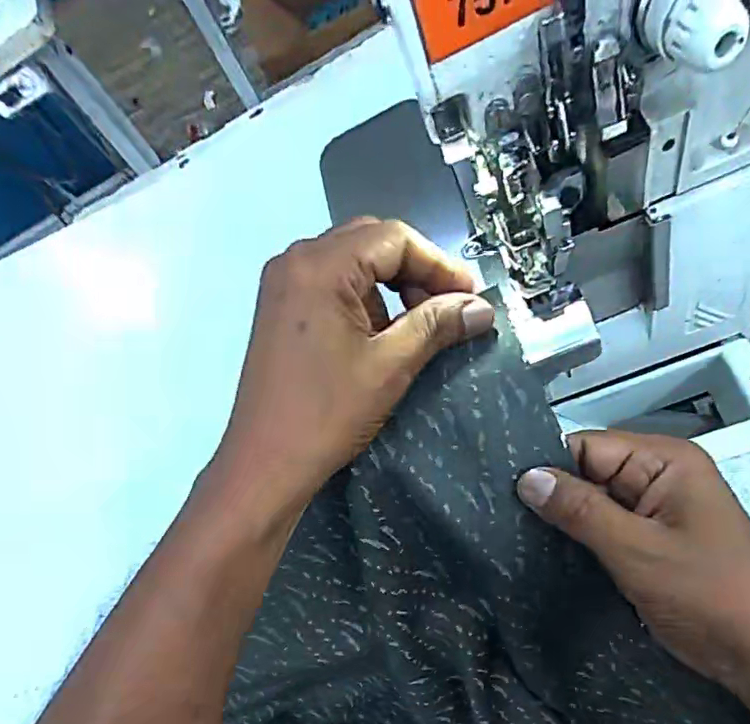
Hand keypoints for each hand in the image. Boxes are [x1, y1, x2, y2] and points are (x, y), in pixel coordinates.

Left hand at [214, 217, 495, 505]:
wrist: (268, 459)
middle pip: (373, 243)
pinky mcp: (283, 309)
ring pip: (355, 263)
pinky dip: (369, 300)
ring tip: (423, 325)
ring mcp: (285, 284)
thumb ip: (436, 326)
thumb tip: (481, 308)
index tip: (471, 298)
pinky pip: (336, 286)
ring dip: (395, 286)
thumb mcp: (391, 366)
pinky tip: (388, 334)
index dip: (440, 264)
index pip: (394, 238)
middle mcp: (297, 261)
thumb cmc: (329, 412)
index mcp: (320, 266)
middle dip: (419, 271)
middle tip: (452, 309)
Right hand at [516, 430, 749, 692]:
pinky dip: (586, 548)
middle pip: (592, 475)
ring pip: (599, 509)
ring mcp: (661, 517)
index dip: (547, 465)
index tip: (498, 490)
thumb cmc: (710, 594)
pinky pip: (612, 537)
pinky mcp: (658, 551)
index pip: (588, 445)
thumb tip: (526, 477)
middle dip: (553, 498)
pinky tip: (548, 563)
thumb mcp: (638, 550)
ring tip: (512, 543)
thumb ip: (581, 511)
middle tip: (495, 522)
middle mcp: (663, 479)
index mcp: (667, 461)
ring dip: (567, 527)